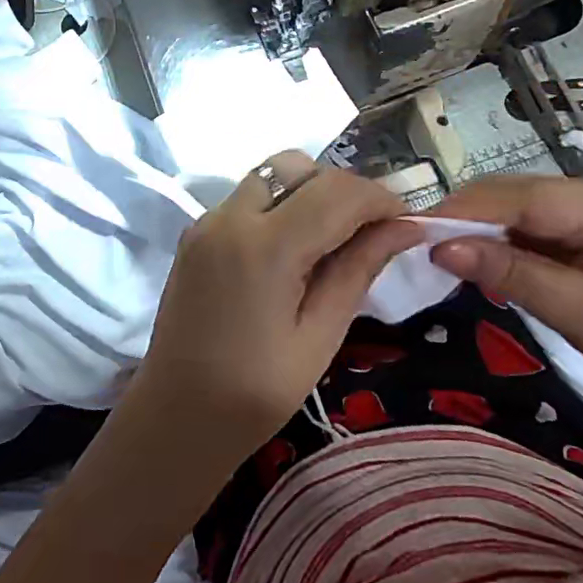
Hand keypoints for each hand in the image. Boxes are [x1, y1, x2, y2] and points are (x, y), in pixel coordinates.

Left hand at [128, 151, 422, 459]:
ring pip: (268, 177)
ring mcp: (204, 223)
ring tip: (330, 242)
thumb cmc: (255, 393)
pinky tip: (291, 251)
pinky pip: (244, 201)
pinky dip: (277, 207)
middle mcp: (228, 219)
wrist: (175, 415)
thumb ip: (358, 269)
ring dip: (307, 193)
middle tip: (367, 232)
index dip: (380, 199)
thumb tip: (405, 227)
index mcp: (264, 246)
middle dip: (341, 189)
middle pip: (297, 167)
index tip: (406, 224)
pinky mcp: (193, 235)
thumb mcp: (319, 335)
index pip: (336, 191)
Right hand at [426, 176, 582, 400]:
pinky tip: (458, 260)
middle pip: (507, 197)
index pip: (527, 198)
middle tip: (413, 245)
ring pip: (500, 212)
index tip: (418, 231)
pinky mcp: (553, 241)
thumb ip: (515, 276)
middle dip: (463, 218)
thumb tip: (441, 249)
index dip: (471, 211)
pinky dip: (478, 246)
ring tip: (427, 252)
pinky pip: (505, 234)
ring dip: (465, 231)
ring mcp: (567, 219)